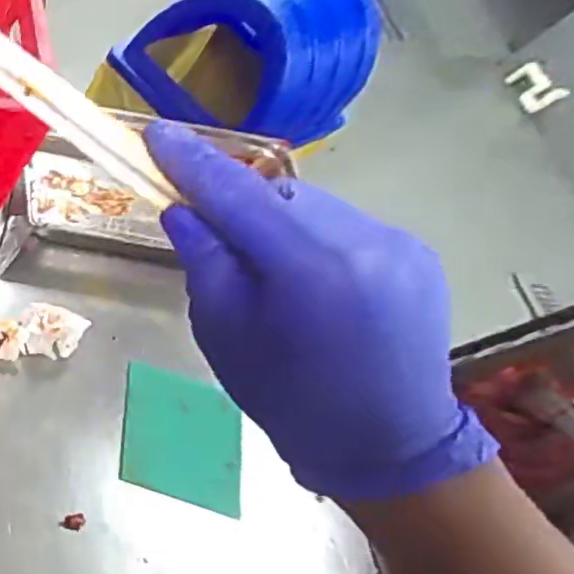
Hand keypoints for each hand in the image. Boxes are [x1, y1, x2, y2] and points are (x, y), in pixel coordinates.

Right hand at [143, 121, 496, 500]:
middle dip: (237, 201)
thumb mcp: (225, 336)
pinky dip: (308, 239)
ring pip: (313, 207)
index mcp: (310, 268)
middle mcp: (365, 238)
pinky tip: (301, 281)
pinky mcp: (416, 252)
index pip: (239, 194)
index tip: (156, 132)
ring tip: (258, 270)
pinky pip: (344, 227)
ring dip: (274, 222)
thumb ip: (206, 264)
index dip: (193, 162)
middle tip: (203, 226)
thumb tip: (184, 211)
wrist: (383, 442)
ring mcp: (399, 241)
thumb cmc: (286, 399)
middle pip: (279, 194)